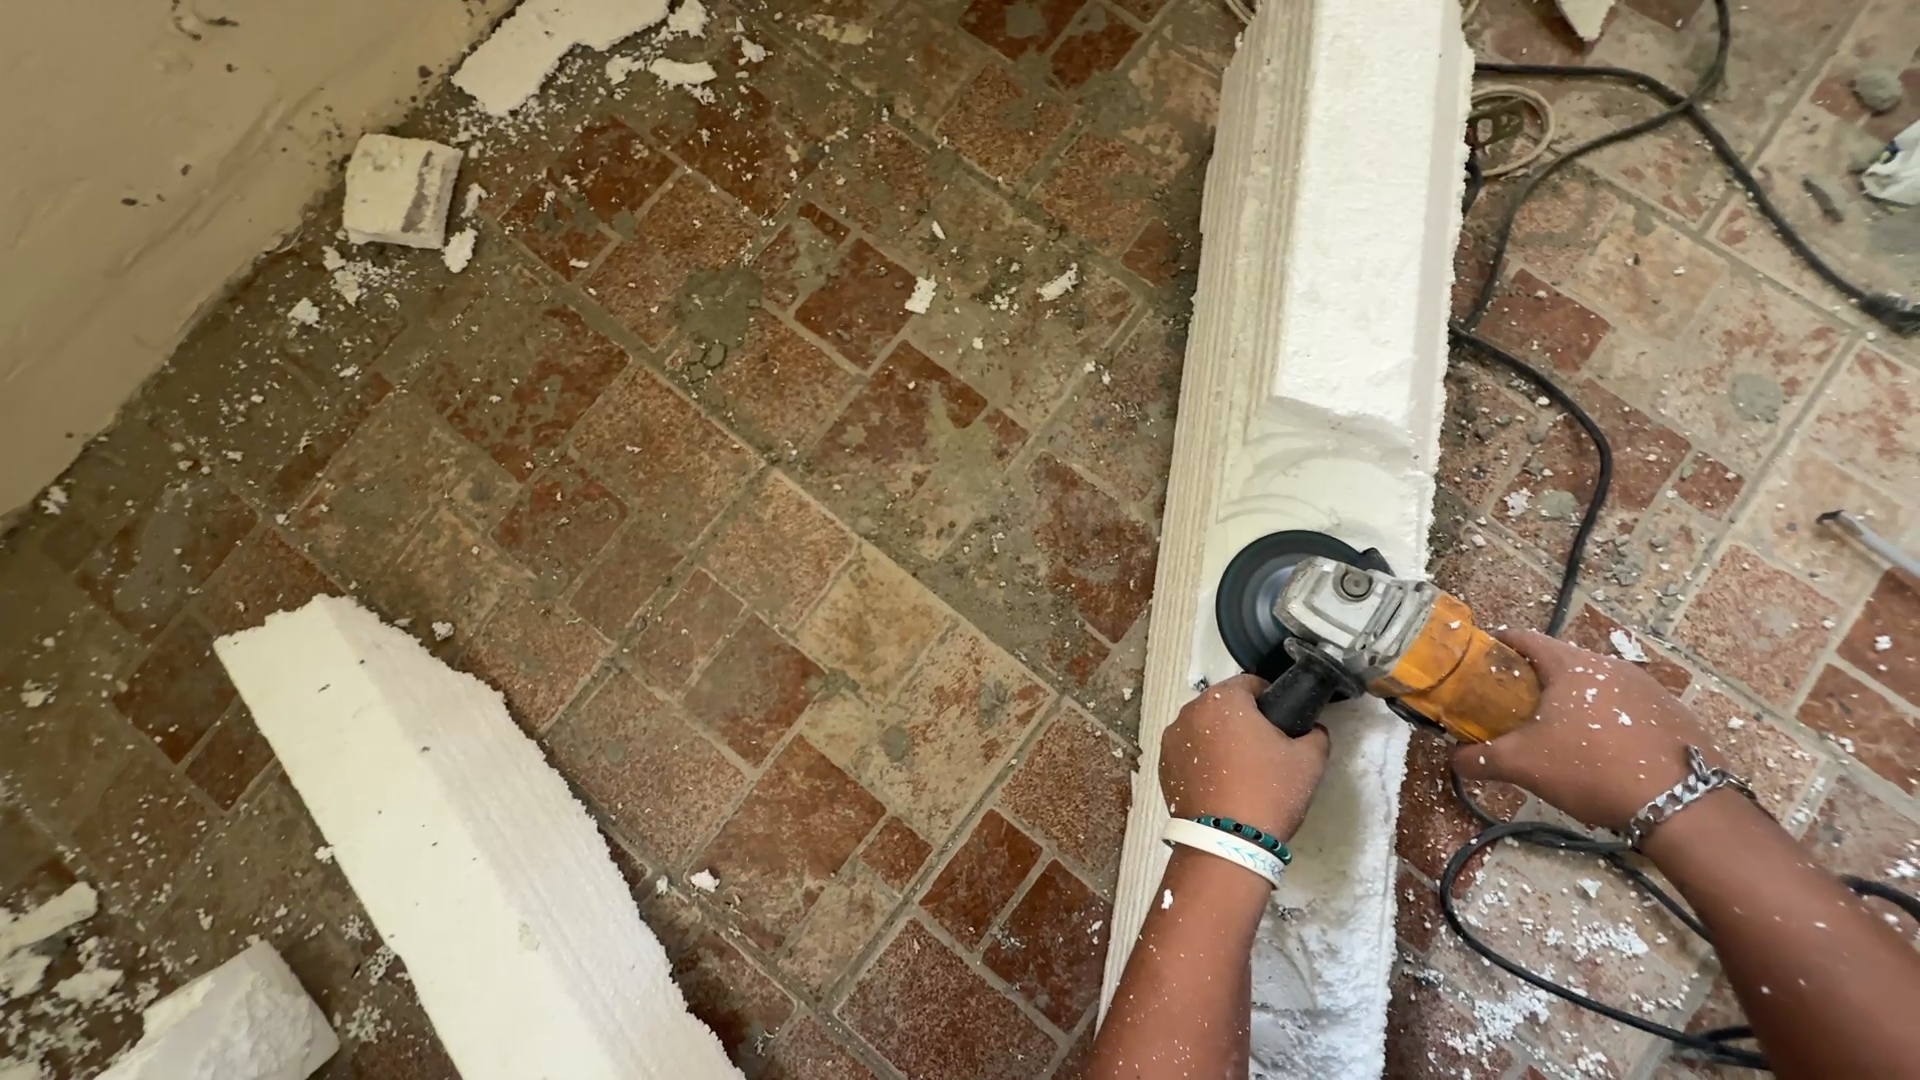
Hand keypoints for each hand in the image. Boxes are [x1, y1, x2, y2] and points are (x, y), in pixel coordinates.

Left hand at [1160, 673, 1330, 841]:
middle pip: (1223, 705)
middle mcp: (1190, 711)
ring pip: (1203, 728)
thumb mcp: (1309, 761)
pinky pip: (1188, 751)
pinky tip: (1220, 783)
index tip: (1282, 722)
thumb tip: (1311, 729)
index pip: (1250, 683)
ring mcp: (1171, 738)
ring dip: (1220, 738)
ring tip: (1241, 769)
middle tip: (1266, 748)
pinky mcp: (1162, 765)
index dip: (1270, 699)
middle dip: (1243, 719)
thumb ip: (1315, 734)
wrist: (1227, 841)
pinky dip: (1202, 759)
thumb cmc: (1269, 792)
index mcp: (1223, 700)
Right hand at [1452, 630, 1716, 832]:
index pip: (1525, 638)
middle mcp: (1612, 668)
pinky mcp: (1678, 717)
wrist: (1687, 810)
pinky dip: (1609, 720)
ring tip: (1559, 731)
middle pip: (1562, 662)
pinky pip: (1630, 708)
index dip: (1497, 644)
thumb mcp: (1522, 765)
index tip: (1479, 659)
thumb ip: (1479, 758)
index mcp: (1572, 667)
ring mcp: (1652, 691)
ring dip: (1574, 701)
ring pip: (1598, 686)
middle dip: (1534, 679)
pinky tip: (1604, 751)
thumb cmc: (1592, 770)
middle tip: (1512, 704)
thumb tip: (1453, 761)